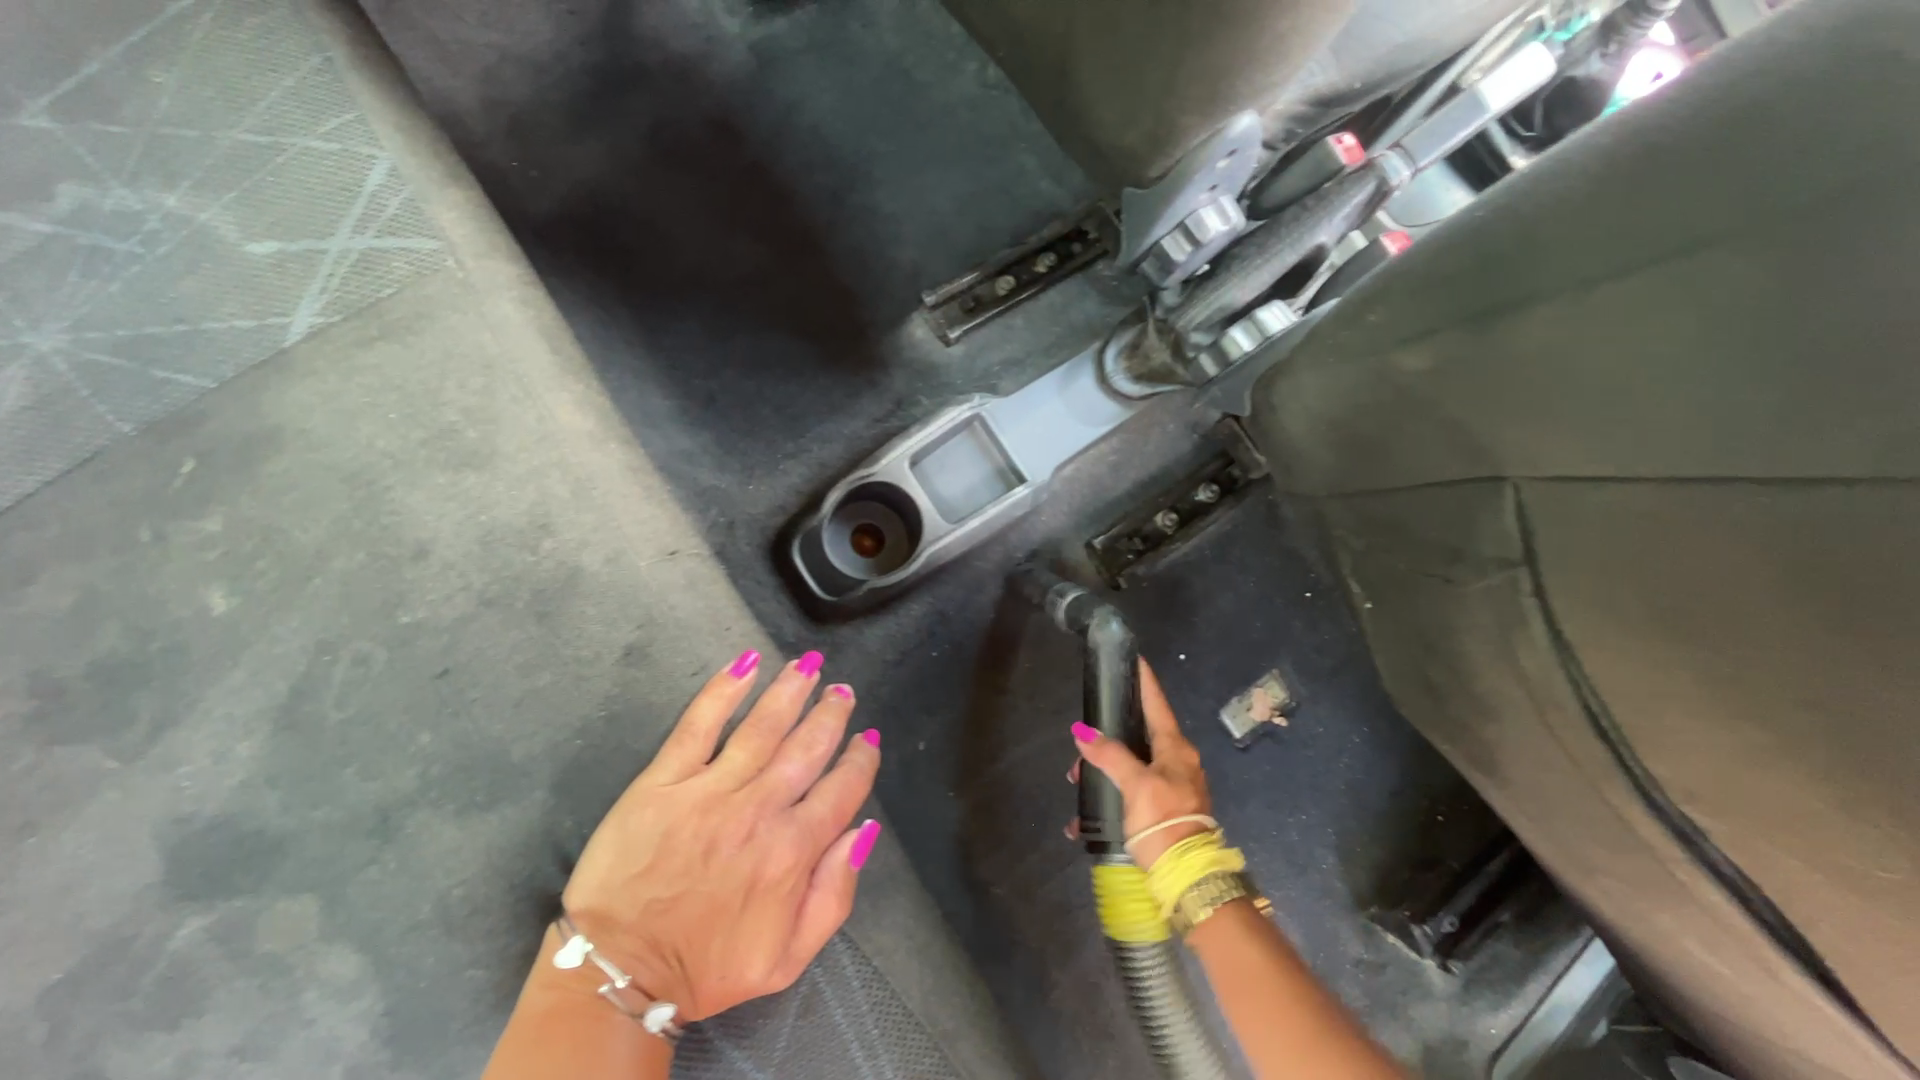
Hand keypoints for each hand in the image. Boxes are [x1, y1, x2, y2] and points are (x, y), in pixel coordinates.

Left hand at [557, 649, 881, 1021]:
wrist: (619, 968)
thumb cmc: (706, 966)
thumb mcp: (788, 958)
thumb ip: (835, 895)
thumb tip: (863, 831)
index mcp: (792, 852)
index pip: (841, 790)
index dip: (861, 760)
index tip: (868, 740)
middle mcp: (757, 811)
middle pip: (806, 747)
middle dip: (830, 714)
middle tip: (842, 691)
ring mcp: (708, 790)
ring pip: (761, 726)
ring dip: (790, 691)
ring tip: (808, 667)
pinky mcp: (662, 781)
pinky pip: (698, 725)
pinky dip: (723, 690)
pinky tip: (745, 664)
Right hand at [1067, 660, 1212, 866]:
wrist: (1187, 875)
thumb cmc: (1163, 821)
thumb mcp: (1135, 785)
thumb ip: (1110, 756)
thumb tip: (1084, 733)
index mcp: (1176, 749)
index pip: (1157, 705)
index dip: (1145, 682)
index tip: (1135, 660)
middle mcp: (1178, 762)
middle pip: (1140, 737)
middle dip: (1108, 740)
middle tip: (1081, 748)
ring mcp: (1173, 787)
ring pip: (1133, 766)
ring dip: (1104, 772)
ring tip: (1079, 786)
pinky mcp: (1165, 810)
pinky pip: (1132, 792)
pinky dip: (1111, 796)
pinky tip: (1087, 818)